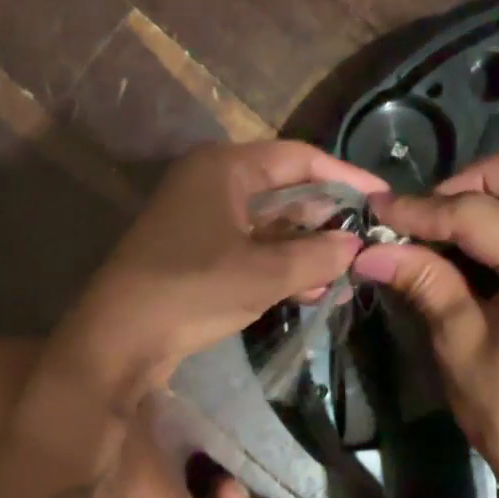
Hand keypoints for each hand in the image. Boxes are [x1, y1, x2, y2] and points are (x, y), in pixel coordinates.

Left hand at [49, 142, 386, 404]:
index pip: (298, 158)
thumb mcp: (263, 274)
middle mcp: (209, 184)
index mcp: (223, 168)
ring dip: (303, 250)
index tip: (382, 199)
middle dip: (324, 219)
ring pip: (265, 226)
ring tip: (346, 276)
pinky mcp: (191, 256)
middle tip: (367, 243)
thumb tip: (353, 246)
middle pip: (282, 190)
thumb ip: (315, 256)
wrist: (116, 339)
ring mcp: (197, 221)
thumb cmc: (190, 291)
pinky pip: (246, 251)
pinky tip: (310, 290)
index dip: (344, 176)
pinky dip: (277, 267)